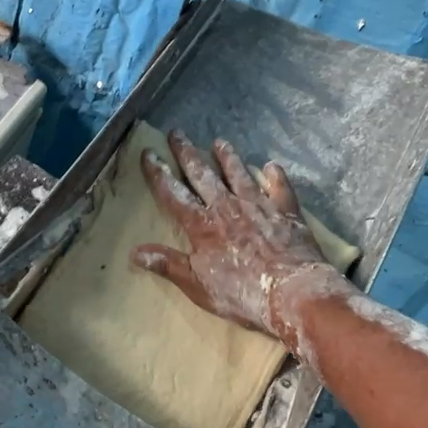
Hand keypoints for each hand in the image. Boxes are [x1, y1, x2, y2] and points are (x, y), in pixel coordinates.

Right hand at [132, 130, 353, 340]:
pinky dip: (275, 175)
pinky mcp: (285, 211)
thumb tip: (134, 252)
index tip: (148, 154)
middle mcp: (226, 206)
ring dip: (227, 157)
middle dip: (187, 154)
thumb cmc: (241, 293)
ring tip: (219, 141)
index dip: (158, 173)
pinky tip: (271, 165)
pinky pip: (279, 187)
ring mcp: (257, 205)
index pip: (173, 193)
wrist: (293, 293)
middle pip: (202, 175)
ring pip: (238, 173)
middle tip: (177, 133)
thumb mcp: (197, 285)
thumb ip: (168, 265)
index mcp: (202, 225)